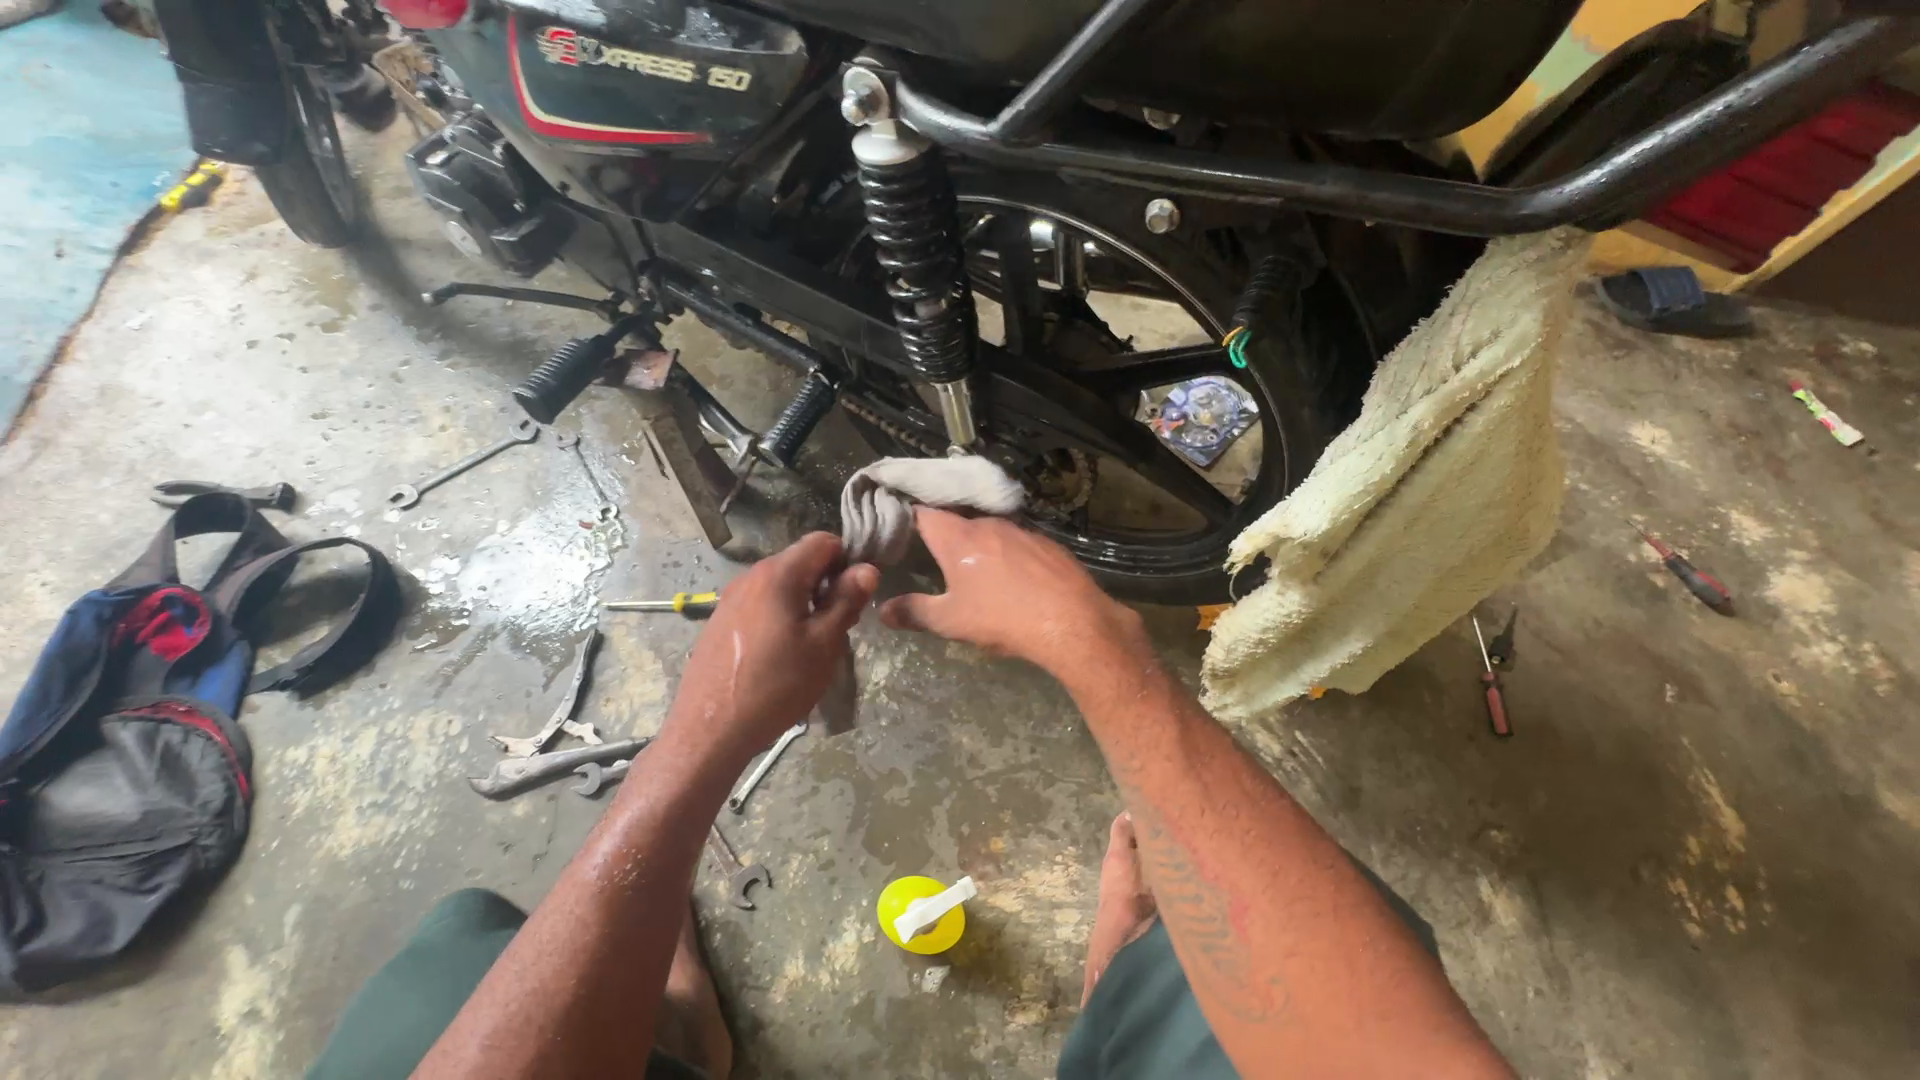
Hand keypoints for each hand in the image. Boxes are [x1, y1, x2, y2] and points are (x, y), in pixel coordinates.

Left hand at [662, 533, 877, 765]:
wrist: (710, 730)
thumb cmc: (776, 685)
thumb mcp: (824, 644)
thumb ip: (846, 600)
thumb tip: (868, 568)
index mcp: (778, 574)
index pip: (823, 542)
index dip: (847, 562)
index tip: (855, 598)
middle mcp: (751, 576)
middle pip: (801, 562)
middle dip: (826, 586)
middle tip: (837, 629)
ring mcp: (730, 598)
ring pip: (781, 586)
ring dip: (804, 605)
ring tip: (810, 647)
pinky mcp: (720, 621)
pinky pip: (761, 605)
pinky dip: (780, 618)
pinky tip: (780, 657)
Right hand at [878, 508, 1146, 678]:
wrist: (1071, 620)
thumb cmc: (1001, 619)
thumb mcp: (951, 621)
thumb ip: (914, 612)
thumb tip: (882, 611)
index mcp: (957, 538)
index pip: (924, 512)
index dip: (908, 514)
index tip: (897, 522)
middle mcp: (987, 524)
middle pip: (958, 520)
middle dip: (946, 534)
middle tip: (934, 553)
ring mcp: (1021, 530)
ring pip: (991, 530)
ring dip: (980, 545)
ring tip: (975, 568)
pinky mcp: (1047, 542)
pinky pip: (1019, 542)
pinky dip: (1010, 553)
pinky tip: (1014, 576)